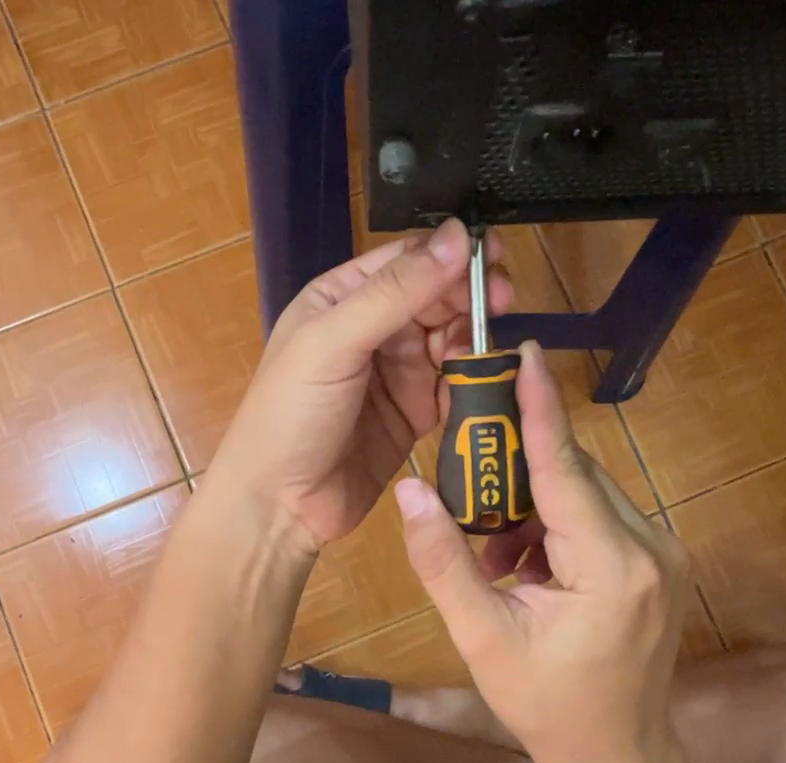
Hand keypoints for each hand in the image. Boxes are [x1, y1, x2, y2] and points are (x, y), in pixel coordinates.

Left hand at [202, 219, 511, 552]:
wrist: (280, 504)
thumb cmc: (290, 414)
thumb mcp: (333, 343)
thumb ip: (394, 293)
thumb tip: (455, 235)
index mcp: (341, 299)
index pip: (405, 261)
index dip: (449, 254)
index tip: (492, 254)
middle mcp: (371, 330)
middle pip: (435, 298)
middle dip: (470, 295)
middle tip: (505, 300)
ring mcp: (396, 373)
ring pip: (451, 340)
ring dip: (475, 338)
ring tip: (493, 344)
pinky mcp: (415, 414)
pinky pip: (454, 386)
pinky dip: (472, 381)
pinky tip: (485, 381)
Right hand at [394, 341, 691, 762]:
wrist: (615, 758)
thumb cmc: (545, 707)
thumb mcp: (482, 638)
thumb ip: (444, 560)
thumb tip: (411, 489)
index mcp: (612, 565)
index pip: (565, 468)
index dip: (539, 407)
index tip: (524, 351)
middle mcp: (650, 545)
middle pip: (574, 478)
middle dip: (518, 479)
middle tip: (468, 496)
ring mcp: (662, 552)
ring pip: (587, 496)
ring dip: (535, 509)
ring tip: (499, 560)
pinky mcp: (659, 562)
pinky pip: (600, 519)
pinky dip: (557, 529)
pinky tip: (528, 569)